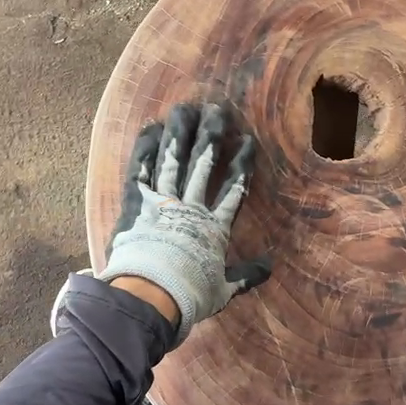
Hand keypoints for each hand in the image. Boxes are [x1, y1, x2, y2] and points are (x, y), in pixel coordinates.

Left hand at [100, 102, 271, 345]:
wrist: (150, 296)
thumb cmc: (188, 295)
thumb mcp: (222, 290)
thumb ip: (245, 276)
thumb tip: (270, 267)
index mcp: (213, 226)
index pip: (233, 188)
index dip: (241, 164)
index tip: (247, 141)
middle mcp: (190, 206)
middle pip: (203, 164)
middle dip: (212, 136)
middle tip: (217, 110)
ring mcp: (161, 201)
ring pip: (173, 159)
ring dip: (180, 133)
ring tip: (185, 108)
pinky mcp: (135, 203)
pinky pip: (140, 170)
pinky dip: (145, 149)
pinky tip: (151, 129)